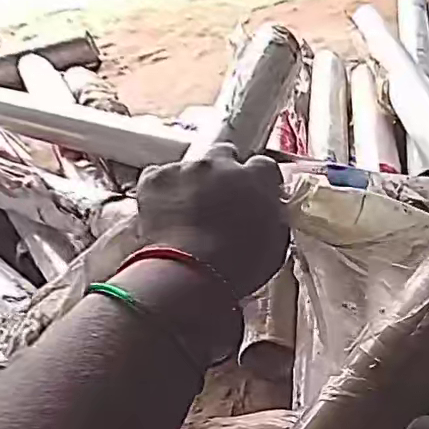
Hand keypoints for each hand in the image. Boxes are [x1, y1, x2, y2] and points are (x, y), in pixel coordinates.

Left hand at [136, 144, 287, 297]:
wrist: (192, 274)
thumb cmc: (240, 267)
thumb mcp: (275, 243)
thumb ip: (273, 216)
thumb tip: (269, 209)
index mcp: (257, 180)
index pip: (264, 166)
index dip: (259, 181)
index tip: (256, 194)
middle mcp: (221, 164)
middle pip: (224, 154)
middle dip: (225, 172)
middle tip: (222, 200)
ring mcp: (185, 168)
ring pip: (190, 168)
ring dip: (194, 185)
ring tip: (190, 215)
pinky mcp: (153, 177)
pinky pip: (160, 178)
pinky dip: (164, 194)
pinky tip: (168, 217)